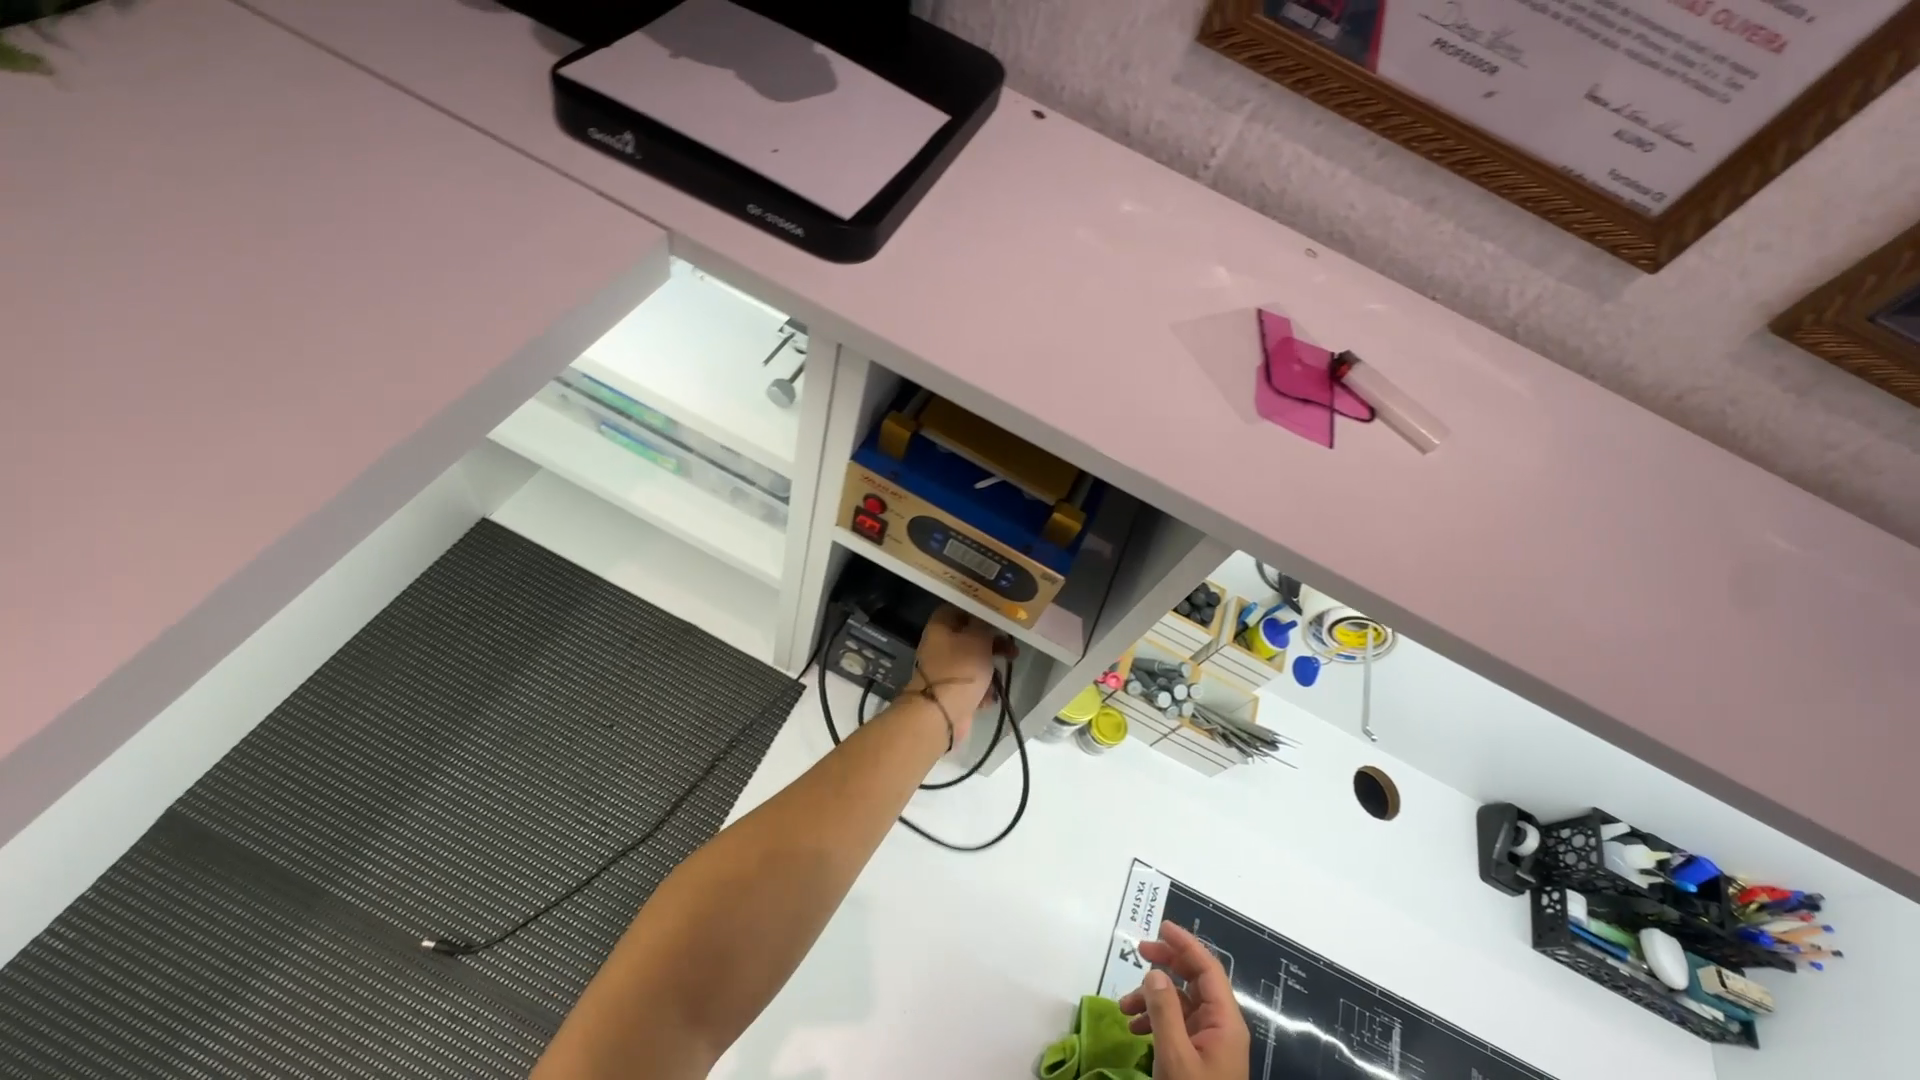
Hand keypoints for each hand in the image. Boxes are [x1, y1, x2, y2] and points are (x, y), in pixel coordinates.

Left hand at [906, 605, 1012, 744]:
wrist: (941, 713)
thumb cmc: (961, 668)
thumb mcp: (978, 638)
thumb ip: (985, 624)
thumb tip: (986, 617)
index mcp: (941, 626)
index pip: (960, 608)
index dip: (980, 611)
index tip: (1001, 618)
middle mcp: (939, 646)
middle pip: (970, 637)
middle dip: (993, 644)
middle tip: (1012, 649)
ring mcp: (945, 670)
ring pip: (974, 662)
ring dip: (990, 670)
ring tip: (1001, 677)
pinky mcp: (951, 692)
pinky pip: (972, 685)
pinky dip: (982, 690)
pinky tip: (989, 697)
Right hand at [1118, 922, 1249, 1079]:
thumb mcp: (1176, 1056)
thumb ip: (1165, 1010)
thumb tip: (1155, 972)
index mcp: (1225, 1020)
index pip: (1207, 968)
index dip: (1185, 944)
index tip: (1161, 926)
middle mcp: (1220, 1025)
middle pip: (1194, 980)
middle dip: (1166, 964)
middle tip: (1138, 952)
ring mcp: (1209, 1040)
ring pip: (1180, 1002)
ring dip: (1152, 997)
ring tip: (1124, 1006)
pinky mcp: (1197, 1055)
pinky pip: (1176, 1023)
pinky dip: (1154, 1018)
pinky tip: (1134, 1027)